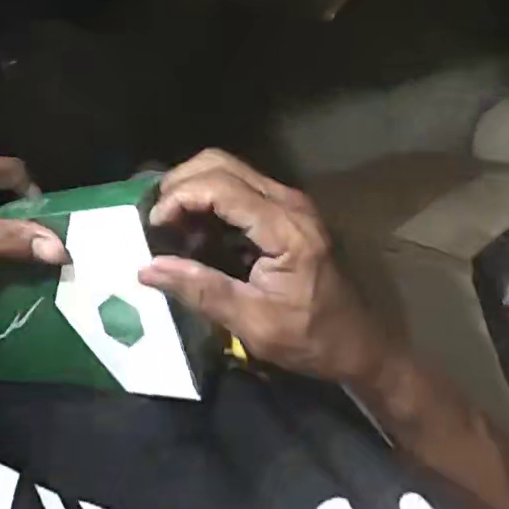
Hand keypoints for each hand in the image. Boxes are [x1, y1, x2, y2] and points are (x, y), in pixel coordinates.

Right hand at [138, 149, 393, 383]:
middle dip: (180, 184)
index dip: (180, 198)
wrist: (361, 345)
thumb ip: (201, 290)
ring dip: (192, 187)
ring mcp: (287, 199)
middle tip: (159, 220)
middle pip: (219, 163)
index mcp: (285, 228)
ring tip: (174, 224)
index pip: (221, 187)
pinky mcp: (282, 205)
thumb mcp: (255, 325)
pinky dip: (206, 195)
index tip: (154, 225)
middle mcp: (287, 201)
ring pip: (224, 166)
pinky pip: (234, 182)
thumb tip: (147, 268)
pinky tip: (196, 228)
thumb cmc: (312, 339)